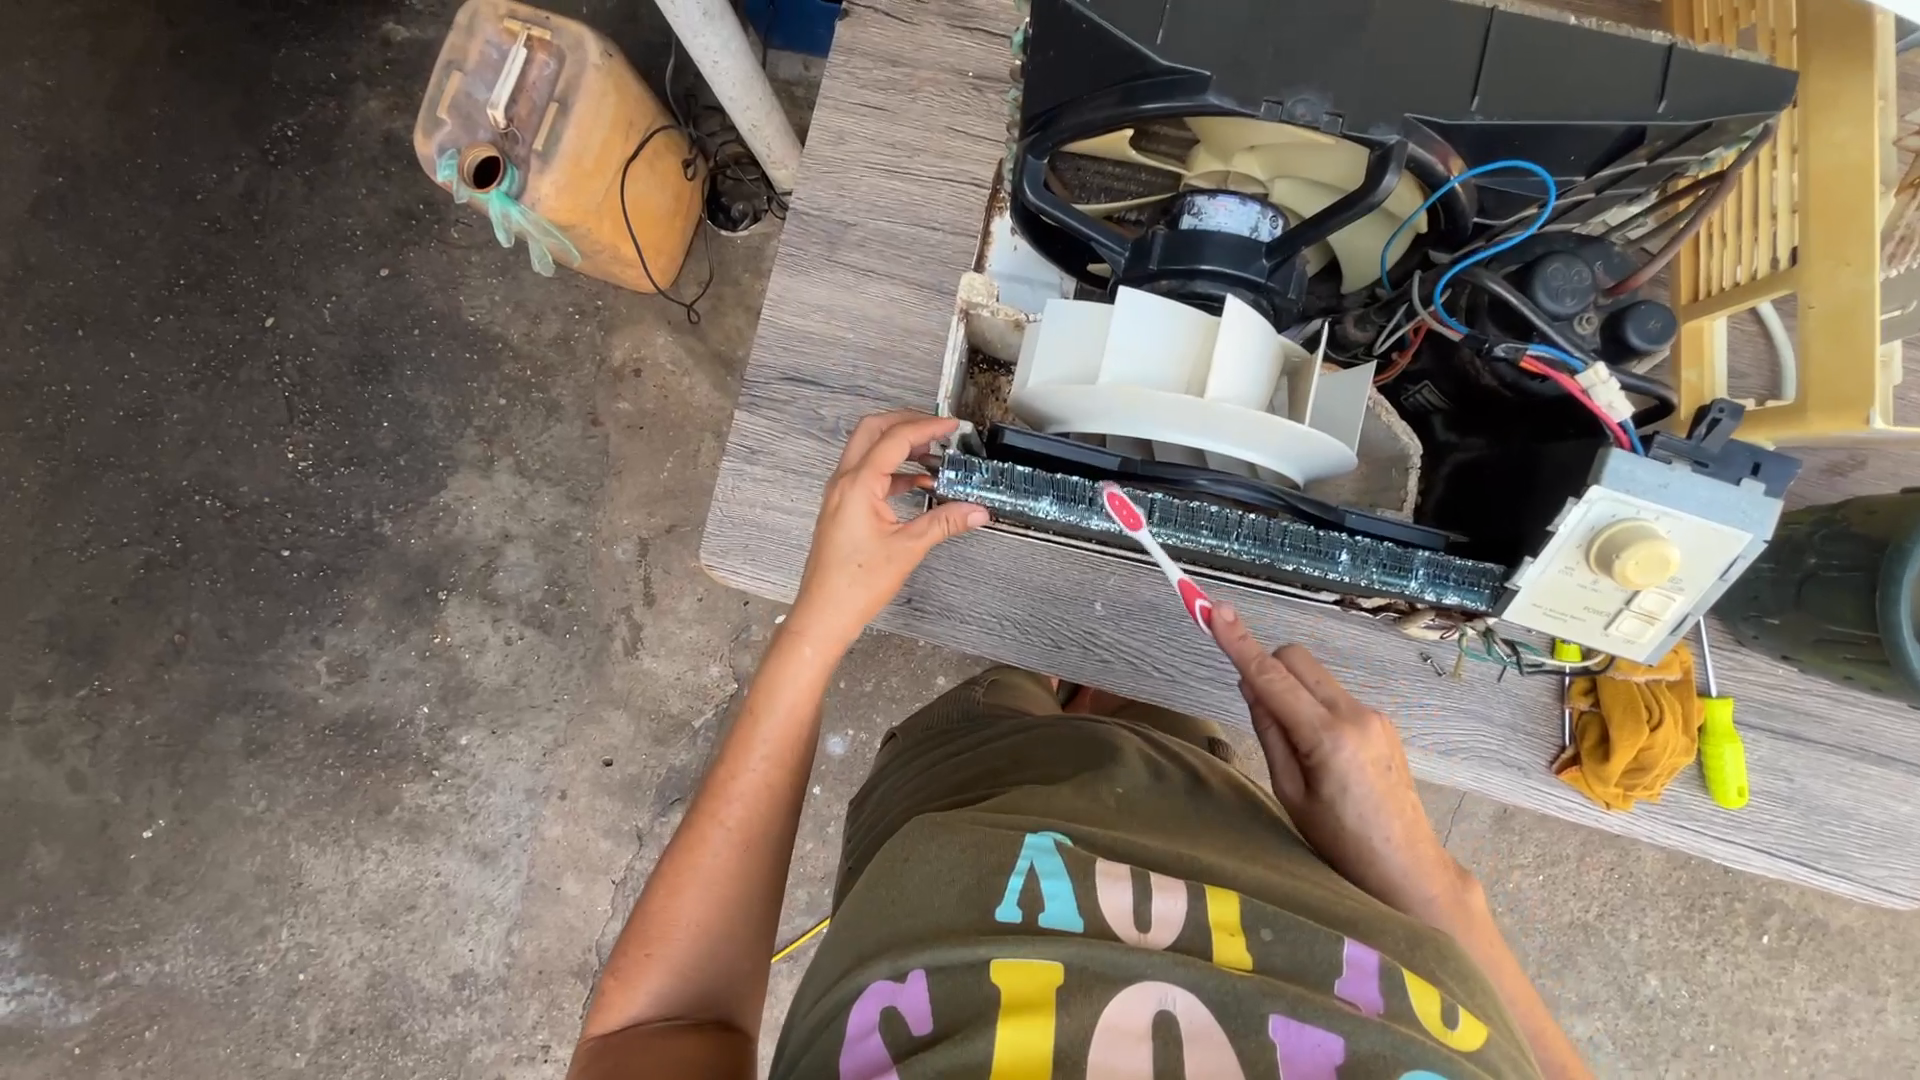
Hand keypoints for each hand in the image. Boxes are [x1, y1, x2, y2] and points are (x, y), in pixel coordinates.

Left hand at [787, 411, 988, 651]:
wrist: (825, 612)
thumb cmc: (854, 585)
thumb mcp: (908, 549)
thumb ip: (944, 523)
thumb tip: (974, 510)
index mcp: (857, 485)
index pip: (895, 439)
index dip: (926, 426)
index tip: (950, 425)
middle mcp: (844, 483)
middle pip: (873, 430)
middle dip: (906, 421)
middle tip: (937, 427)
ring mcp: (840, 494)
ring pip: (868, 450)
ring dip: (898, 445)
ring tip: (932, 452)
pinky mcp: (842, 507)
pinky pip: (867, 474)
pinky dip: (893, 470)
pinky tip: (917, 482)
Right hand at [1211, 604, 1477, 927]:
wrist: (1408, 868)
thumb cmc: (1338, 842)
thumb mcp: (1289, 792)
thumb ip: (1269, 731)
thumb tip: (1251, 685)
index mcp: (1327, 736)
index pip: (1271, 676)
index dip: (1239, 643)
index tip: (1215, 611)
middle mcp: (1354, 713)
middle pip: (1294, 659)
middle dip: (1266, 668)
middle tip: (1258, 710)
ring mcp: (1373, 714)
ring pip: (1313, 674)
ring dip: (1289, 689)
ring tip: (1295, 746)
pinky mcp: (1381, 721)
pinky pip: (1331, 693)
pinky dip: (1310, 703)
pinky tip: (1318, 750)